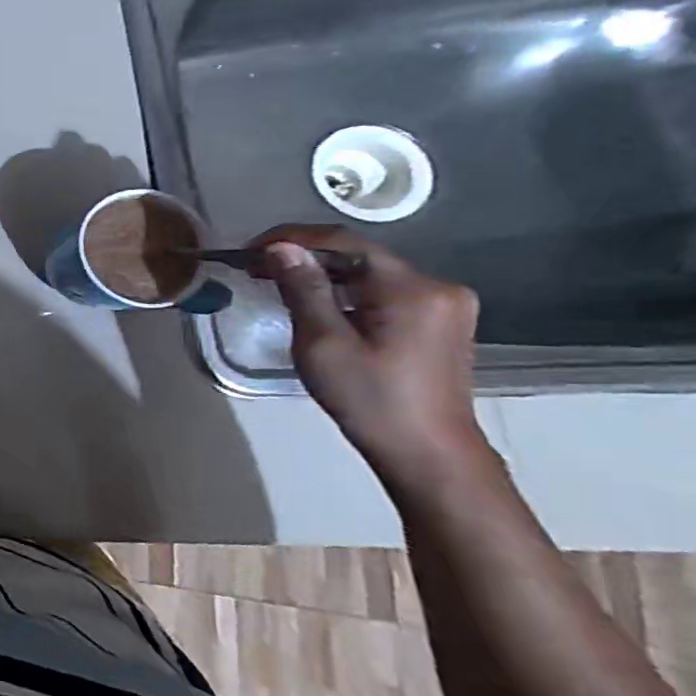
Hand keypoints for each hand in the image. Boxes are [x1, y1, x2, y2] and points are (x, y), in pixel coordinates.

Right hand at [249, 225, 494, 483]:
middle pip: (359, 256)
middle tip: (258, 269)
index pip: (344, 242)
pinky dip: (349, 292)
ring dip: (325, 275)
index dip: (293, 238)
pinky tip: (322, 306)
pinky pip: (385, 292)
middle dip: (306, 258)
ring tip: (282, 285)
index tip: (250, 250)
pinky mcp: (442, 323)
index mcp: (411, 288)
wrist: (429, 457)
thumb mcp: (324, 344)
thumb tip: (280, 247)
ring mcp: (445, 305)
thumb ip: (303, 290)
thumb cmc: (371, 401)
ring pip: (371, 274)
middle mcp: (437, 285)